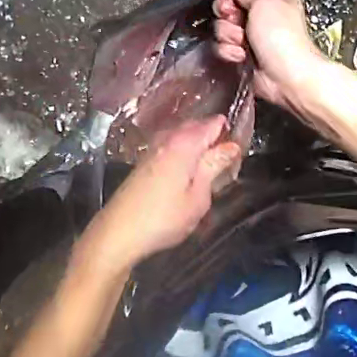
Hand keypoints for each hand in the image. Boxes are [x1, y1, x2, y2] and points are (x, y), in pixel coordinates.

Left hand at [76, 117, 241, 278]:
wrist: (118, 233)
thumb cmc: (164, 218)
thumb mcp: (198, 197)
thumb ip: (214, 166)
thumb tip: (232, 145)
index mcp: (184, 143)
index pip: (214, 123)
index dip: (229, 132)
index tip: (238, 151)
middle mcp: (168, 138)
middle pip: (197, 126)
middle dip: (214, 138)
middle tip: (228, 163)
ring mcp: (153, 148)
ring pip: (183, 137)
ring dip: (198, 147)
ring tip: (209, 171)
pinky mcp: (144, 160)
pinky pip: (172, 146)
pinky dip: (184, 154)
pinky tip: (188, 175)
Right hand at [213, 0, 331, 112]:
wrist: (287, 76)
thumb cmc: (282, 35)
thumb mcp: (266, 0)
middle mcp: (260, 17)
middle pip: (227, 7)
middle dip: (227, 13)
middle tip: (235, 18)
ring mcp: (250, 38)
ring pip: (222, 28)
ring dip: (229, 35)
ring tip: (243, 41)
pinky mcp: (242, 57)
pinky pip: (223, 48)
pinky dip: (229, 51)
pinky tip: (241, 56)